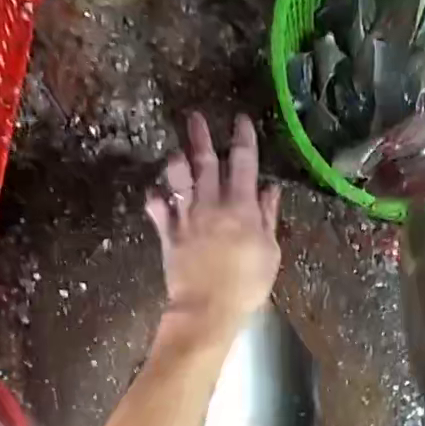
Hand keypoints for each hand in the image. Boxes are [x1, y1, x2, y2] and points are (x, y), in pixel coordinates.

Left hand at [145, 112, 281, 335]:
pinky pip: (159, 213)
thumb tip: (269, 189)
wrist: (208, 308)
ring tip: (175, 152)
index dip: (242, 140)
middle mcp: (211, 205)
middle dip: (201, 138)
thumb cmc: (247, 284)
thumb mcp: (269, 252)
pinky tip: (154, 195)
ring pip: (179, 181)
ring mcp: (187, 220)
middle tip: (195, 117)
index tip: (240, 121)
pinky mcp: (169, 237)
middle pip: (205, 163)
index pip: (243, 164)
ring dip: (177, 164)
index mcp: (240, 207)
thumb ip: (268, 217)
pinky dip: (156, 202)